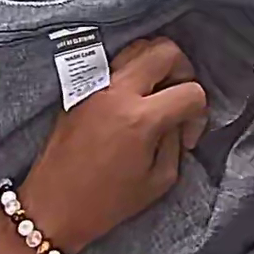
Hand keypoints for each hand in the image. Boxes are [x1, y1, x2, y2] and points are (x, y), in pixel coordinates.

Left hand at [0, 37, 207, 253]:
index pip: (191, 91)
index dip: (199, 113)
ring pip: (139, 46)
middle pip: (166, 49)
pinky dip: (133, 69)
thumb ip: (176, 142)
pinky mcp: (80, 88)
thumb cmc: (104, 202)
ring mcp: (95, 85)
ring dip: (157, 64)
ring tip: (159, 94)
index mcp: (140, 119)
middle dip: (184, 71)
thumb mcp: (158, 181)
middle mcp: (117, 92)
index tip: (188, 133)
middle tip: (181, 98)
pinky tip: (136, 97)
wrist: (53, 207)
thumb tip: (180, 120)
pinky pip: (115, 60)